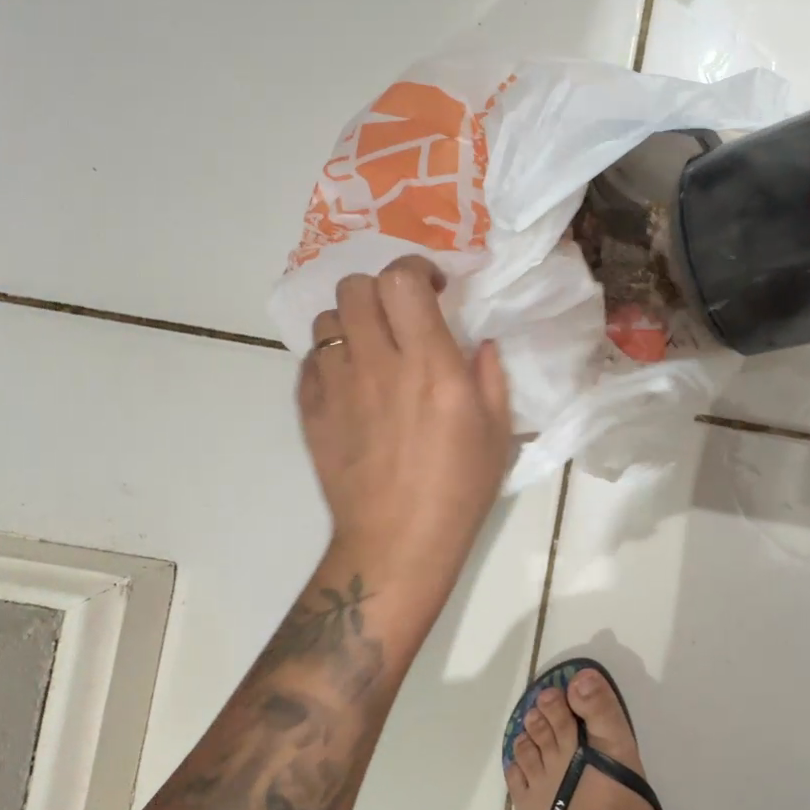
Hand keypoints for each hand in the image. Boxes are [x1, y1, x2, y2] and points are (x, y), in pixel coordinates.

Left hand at [298, 256, 514, 580]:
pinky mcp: (312, 409)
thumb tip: (479, 342)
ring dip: (355, 319)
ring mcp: (338, 385)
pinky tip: (356, 381)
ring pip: (329, 317)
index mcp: (432, 366)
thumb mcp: (497, 431)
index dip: (416, 270)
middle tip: (404, 314)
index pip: (402, 281)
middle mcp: (379, 364)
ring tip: (376, 345)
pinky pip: (313, 358)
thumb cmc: (460, 487)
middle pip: (356, 286)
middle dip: (382, 288)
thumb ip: (490, 377)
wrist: (398, 539)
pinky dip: (334, 356)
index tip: (436, 290)